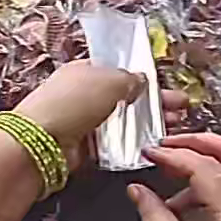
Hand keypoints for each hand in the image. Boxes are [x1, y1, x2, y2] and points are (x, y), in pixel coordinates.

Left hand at [12, 61, 192, 171]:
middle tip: (180, 109)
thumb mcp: (109, 80)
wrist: (40, 142)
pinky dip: (130, 146)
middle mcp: (83, 96)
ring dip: (147, 126)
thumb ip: (130, 79)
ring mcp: (83, 123)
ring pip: (121, 123)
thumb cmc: (73, 101)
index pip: (118, 70)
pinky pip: (112, 146)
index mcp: (85, 71)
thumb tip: (141, 81)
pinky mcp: (83, 149)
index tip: (166, 86)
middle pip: (124, 98)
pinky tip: (150, 147)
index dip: (143, 77)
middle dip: (153, 104)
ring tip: (173, 129)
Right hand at [129, 132, 220, 220]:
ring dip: (206, 163)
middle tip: (167, 144)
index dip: (174, 155)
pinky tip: (189, 202)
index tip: (149, 153)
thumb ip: (155, 218)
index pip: (207, 167)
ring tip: (172, 183)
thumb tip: (137, 190)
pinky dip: (215, 182)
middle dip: (198, 141)